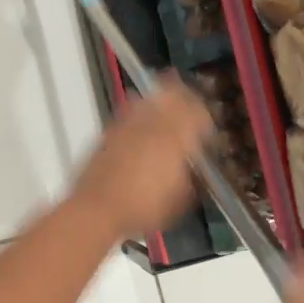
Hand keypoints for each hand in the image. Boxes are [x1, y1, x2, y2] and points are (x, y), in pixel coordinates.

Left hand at [70, 77, 212, 237]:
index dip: (203, 115)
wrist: (97, 208)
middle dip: (183, 96)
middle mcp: (153, 127)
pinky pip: (127, 110)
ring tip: (165, 93)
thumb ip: (189, 179)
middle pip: (172, 99)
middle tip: (189, 96)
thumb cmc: (142, 209)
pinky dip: (136, 104)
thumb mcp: (178, 201)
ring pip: (149, 100)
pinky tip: (136, 104)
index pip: (196, 116)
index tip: (206, 121)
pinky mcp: (109, 133)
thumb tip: (191, 171)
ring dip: (160, 94)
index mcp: (176, 142)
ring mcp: (129, 127)